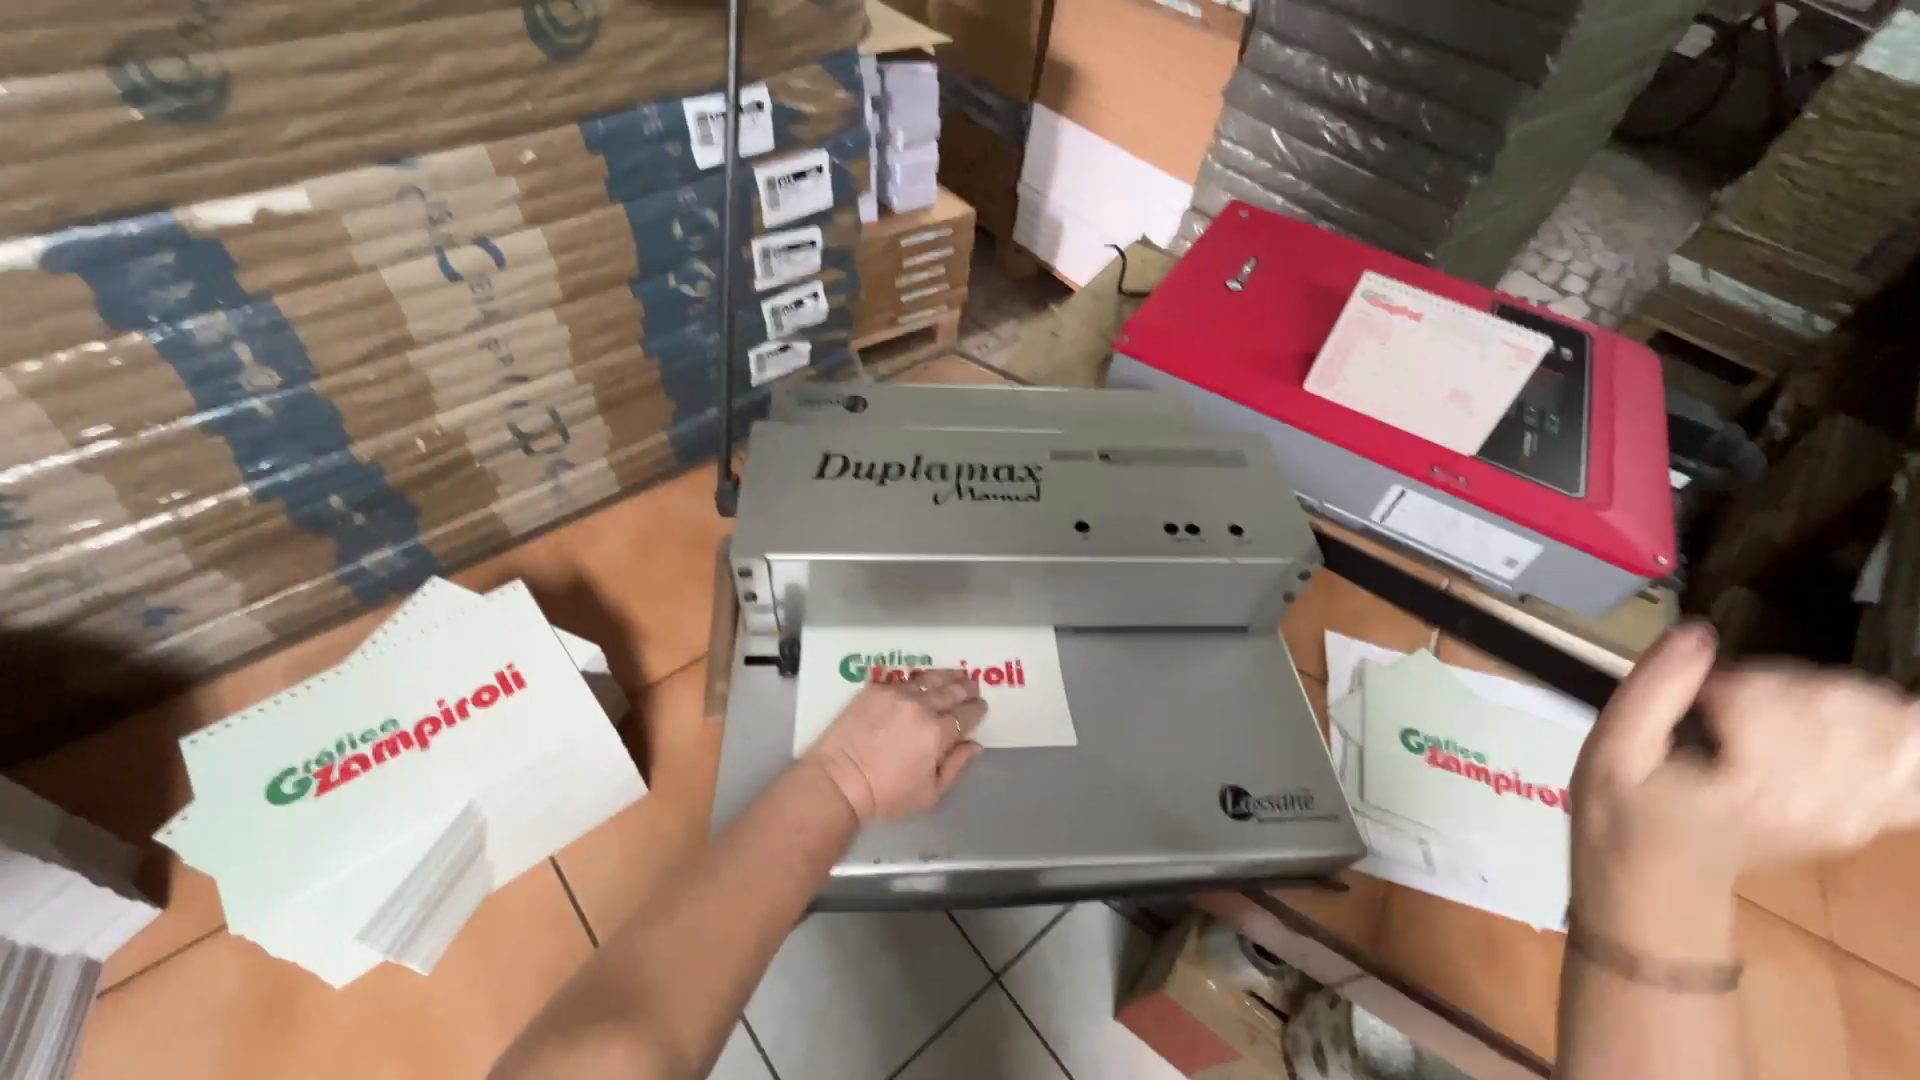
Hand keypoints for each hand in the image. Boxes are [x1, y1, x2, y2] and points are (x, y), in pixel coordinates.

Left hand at [805, 670, 987, 824]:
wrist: (839, 781)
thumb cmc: (886, 795)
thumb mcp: (929, 793)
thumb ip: (955, 766)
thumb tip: (974, 745)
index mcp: (937, 733)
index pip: (966, 714)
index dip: (977, 709)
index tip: (981, 707)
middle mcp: (920, 707)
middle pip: (951, 691)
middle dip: (966, 688)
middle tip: (973, 684)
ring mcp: (895, 694)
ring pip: (928, 679)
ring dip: (946, 676)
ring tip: (956, 674)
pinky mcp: (874, 690)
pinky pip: (902, 679)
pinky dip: (916, 679)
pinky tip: (921, 680)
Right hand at [1571, 623, 1919, 954]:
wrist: (1656, 873)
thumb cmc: (1623, 809)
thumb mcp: (1611, 747)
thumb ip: (1652, 689)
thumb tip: (1696, 633)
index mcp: (1756, 786)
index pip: (1770, 698)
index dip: (1721, 683)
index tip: (1688, 699)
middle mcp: (1827, 802)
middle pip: (1839, 702)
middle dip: (1778, 684)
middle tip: (1724, 702)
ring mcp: (1862, 812)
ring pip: (1891, 720)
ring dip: (1834, 699)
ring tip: (1777, 710)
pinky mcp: (1875, 813)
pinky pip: (1916, 761)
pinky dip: (1901, 735)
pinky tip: (1867, 728)